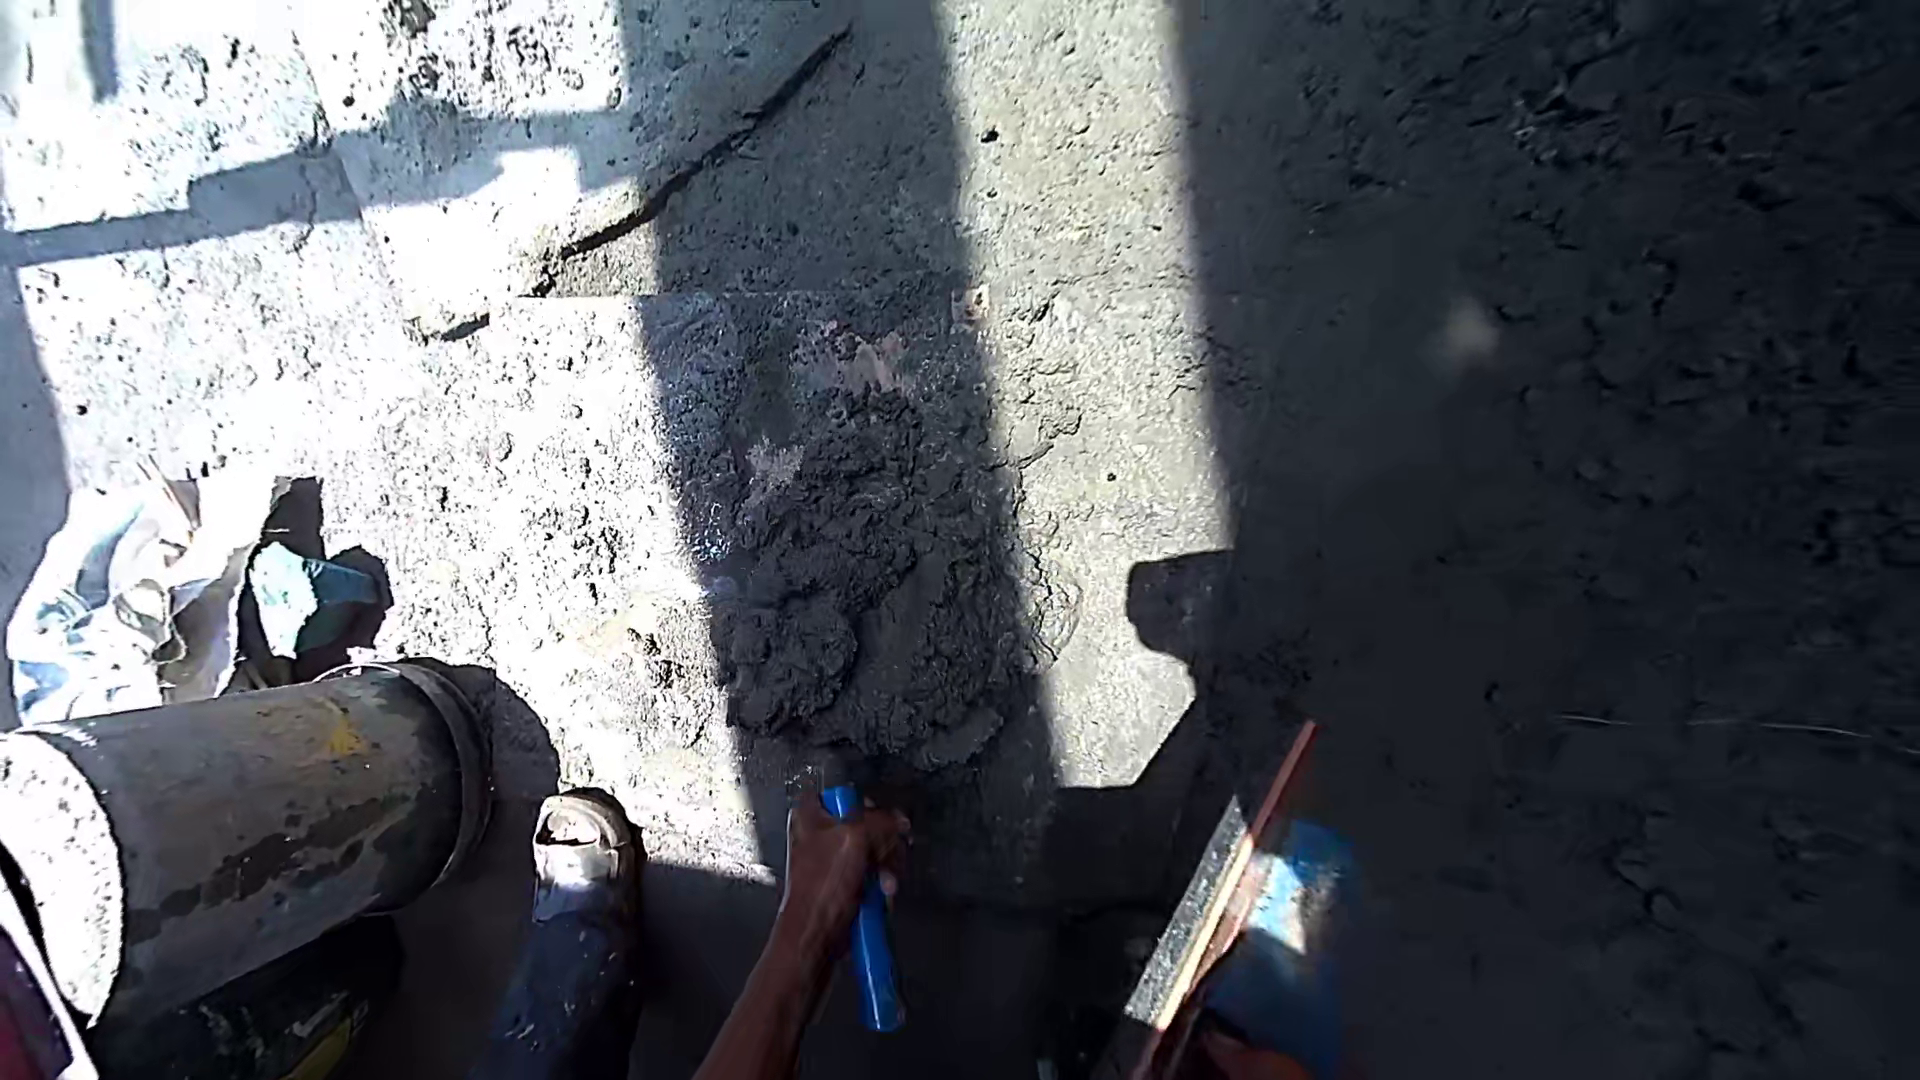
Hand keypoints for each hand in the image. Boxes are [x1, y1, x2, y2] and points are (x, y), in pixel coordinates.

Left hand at [773, 795, 907, 965]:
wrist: (814, 942)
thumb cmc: (820, 891)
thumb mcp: (856, 838)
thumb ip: (881, 820)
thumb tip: (899, 820)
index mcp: (811, 814)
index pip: (847, 793)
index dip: (868, 805)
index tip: (881, 819)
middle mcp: (820, 834)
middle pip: (868, 822)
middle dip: (884, 842)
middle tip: (885, 856)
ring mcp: (834, 860)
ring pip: (875, 848)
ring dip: (887, 866)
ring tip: (884, 884)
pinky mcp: (845, 884)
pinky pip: (874, 873)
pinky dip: (883, 882)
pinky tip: (882, 894)